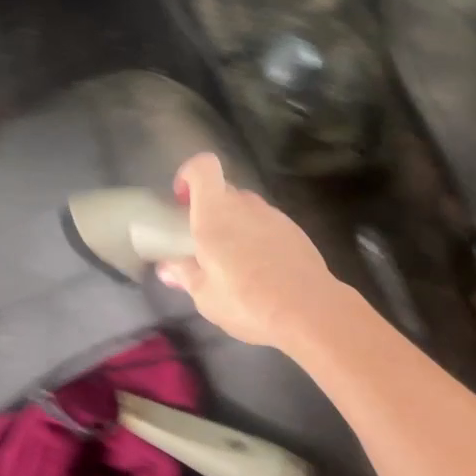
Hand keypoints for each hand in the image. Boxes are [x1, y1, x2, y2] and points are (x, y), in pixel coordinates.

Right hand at [156, 153, 345, 349]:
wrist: (308, 309)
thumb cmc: (246, 300)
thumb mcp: (205, 295)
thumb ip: (185, 275)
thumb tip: (168, 268)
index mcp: (216, 212)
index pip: (203, 166)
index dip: (189, 175)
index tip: (182, 202)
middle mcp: (245, 204)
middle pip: (223, 190)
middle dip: (210, 210)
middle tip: (204, 245)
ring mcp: (272, 215)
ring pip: (246, 209)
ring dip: (235, 227)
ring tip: (234, 265)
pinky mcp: (293, 229)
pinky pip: (266, 225)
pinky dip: (258, 238)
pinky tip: (261, 271)